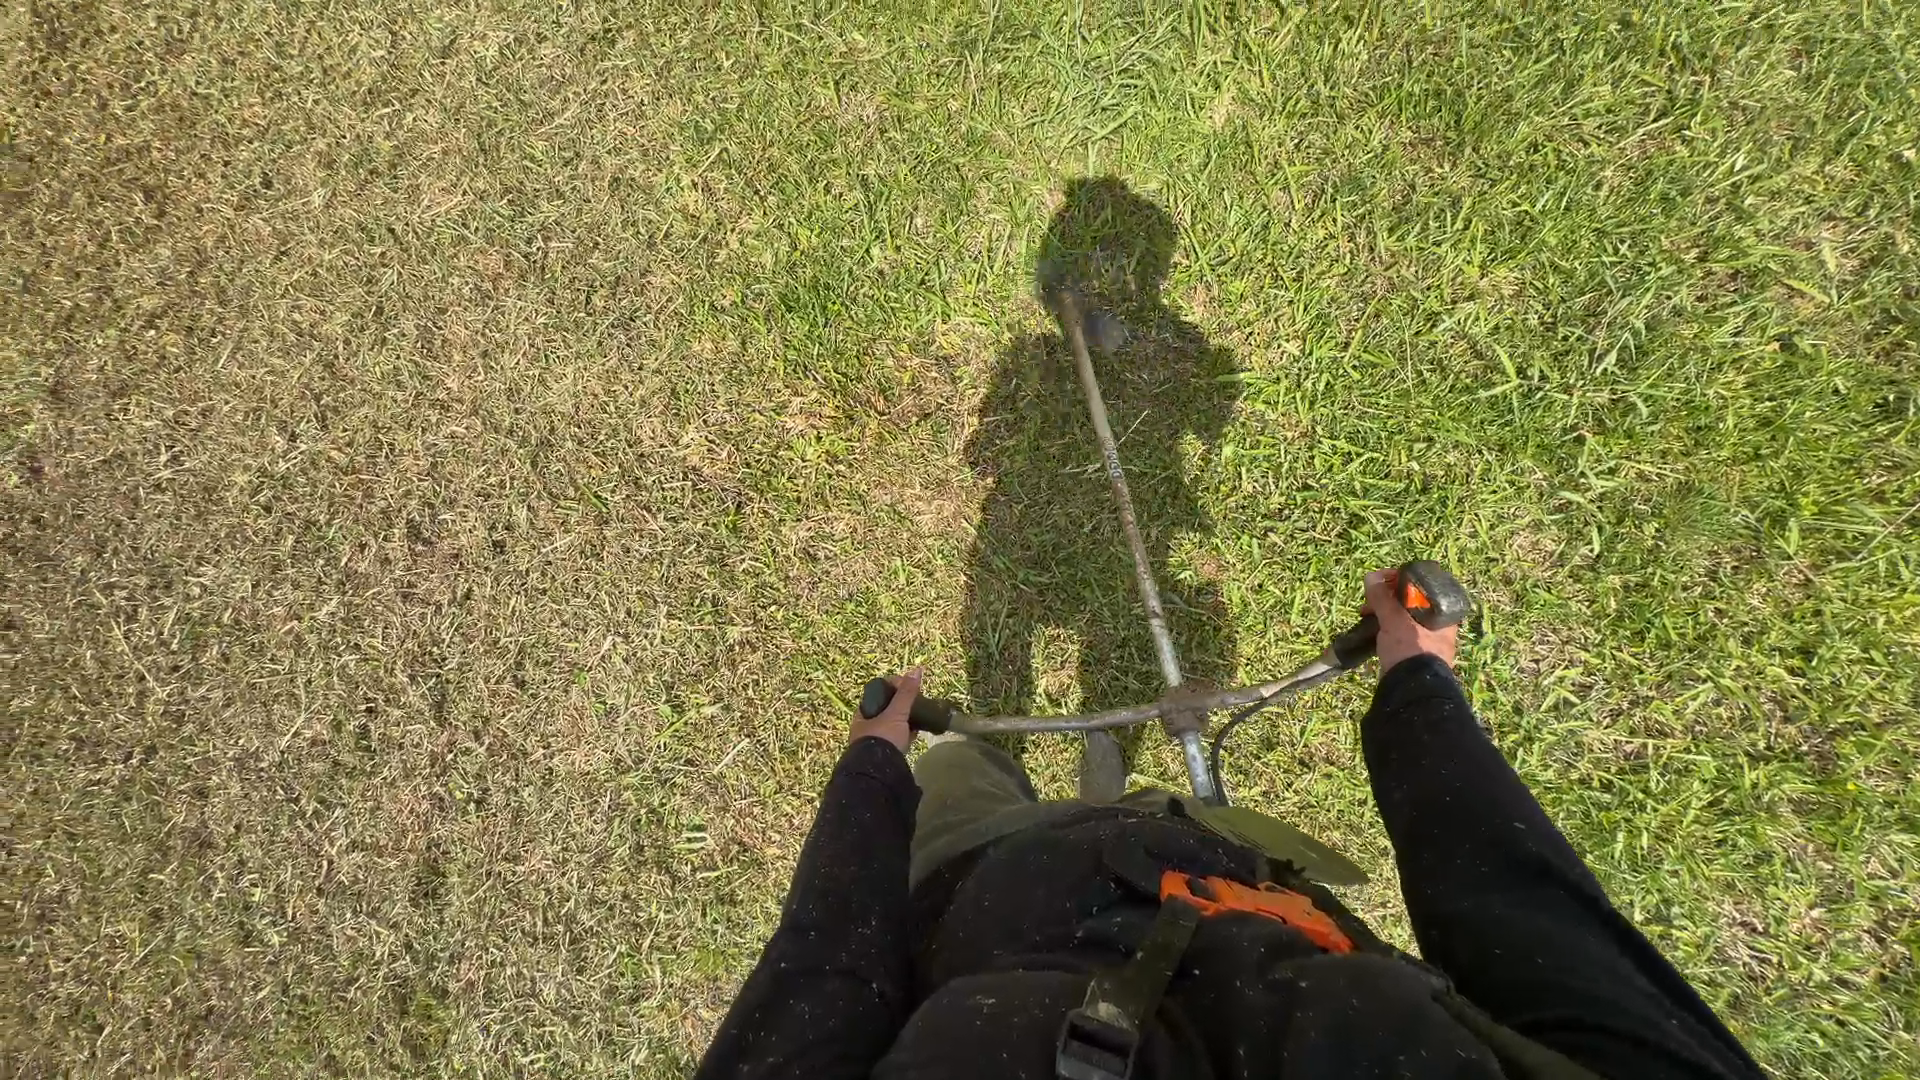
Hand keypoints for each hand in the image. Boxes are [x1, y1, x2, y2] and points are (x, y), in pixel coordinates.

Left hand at [850, 667, 920, 750]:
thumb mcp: (897, 713)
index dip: (894, 686)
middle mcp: (864, 726)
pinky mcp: (882, 754)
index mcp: (863, 713)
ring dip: (903, 720)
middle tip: (916, 702)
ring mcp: (873, 741)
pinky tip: (915, 734)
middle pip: (885, 708)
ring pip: (890, 724)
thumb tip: (917, 670)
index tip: (909, 686)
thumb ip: (906, 694)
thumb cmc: (883, 737)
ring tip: (918, 717)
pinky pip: (896, 738)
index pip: (878, 692)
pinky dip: (905, 734)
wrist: (879, 772)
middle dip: (900, 704)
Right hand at [1363, 569, 1457, 675]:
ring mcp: (1426, 638)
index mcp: (1442, 612)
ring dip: (1382, 612)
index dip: (1398, 580)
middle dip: (1385, 597)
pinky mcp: (1413, 650)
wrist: (1411, 687)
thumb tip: (1371, 577)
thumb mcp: (1394, 620)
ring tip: (1366, 615)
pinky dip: (1384, 626)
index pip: (1420, 586)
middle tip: (1369, 600)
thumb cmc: (1410, 649)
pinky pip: (1398, 630)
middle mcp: (1438, 623)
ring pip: (1401, 616)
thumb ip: (1382, 598)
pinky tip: (1373, 629)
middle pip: (1409, 600)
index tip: (1379, 582)